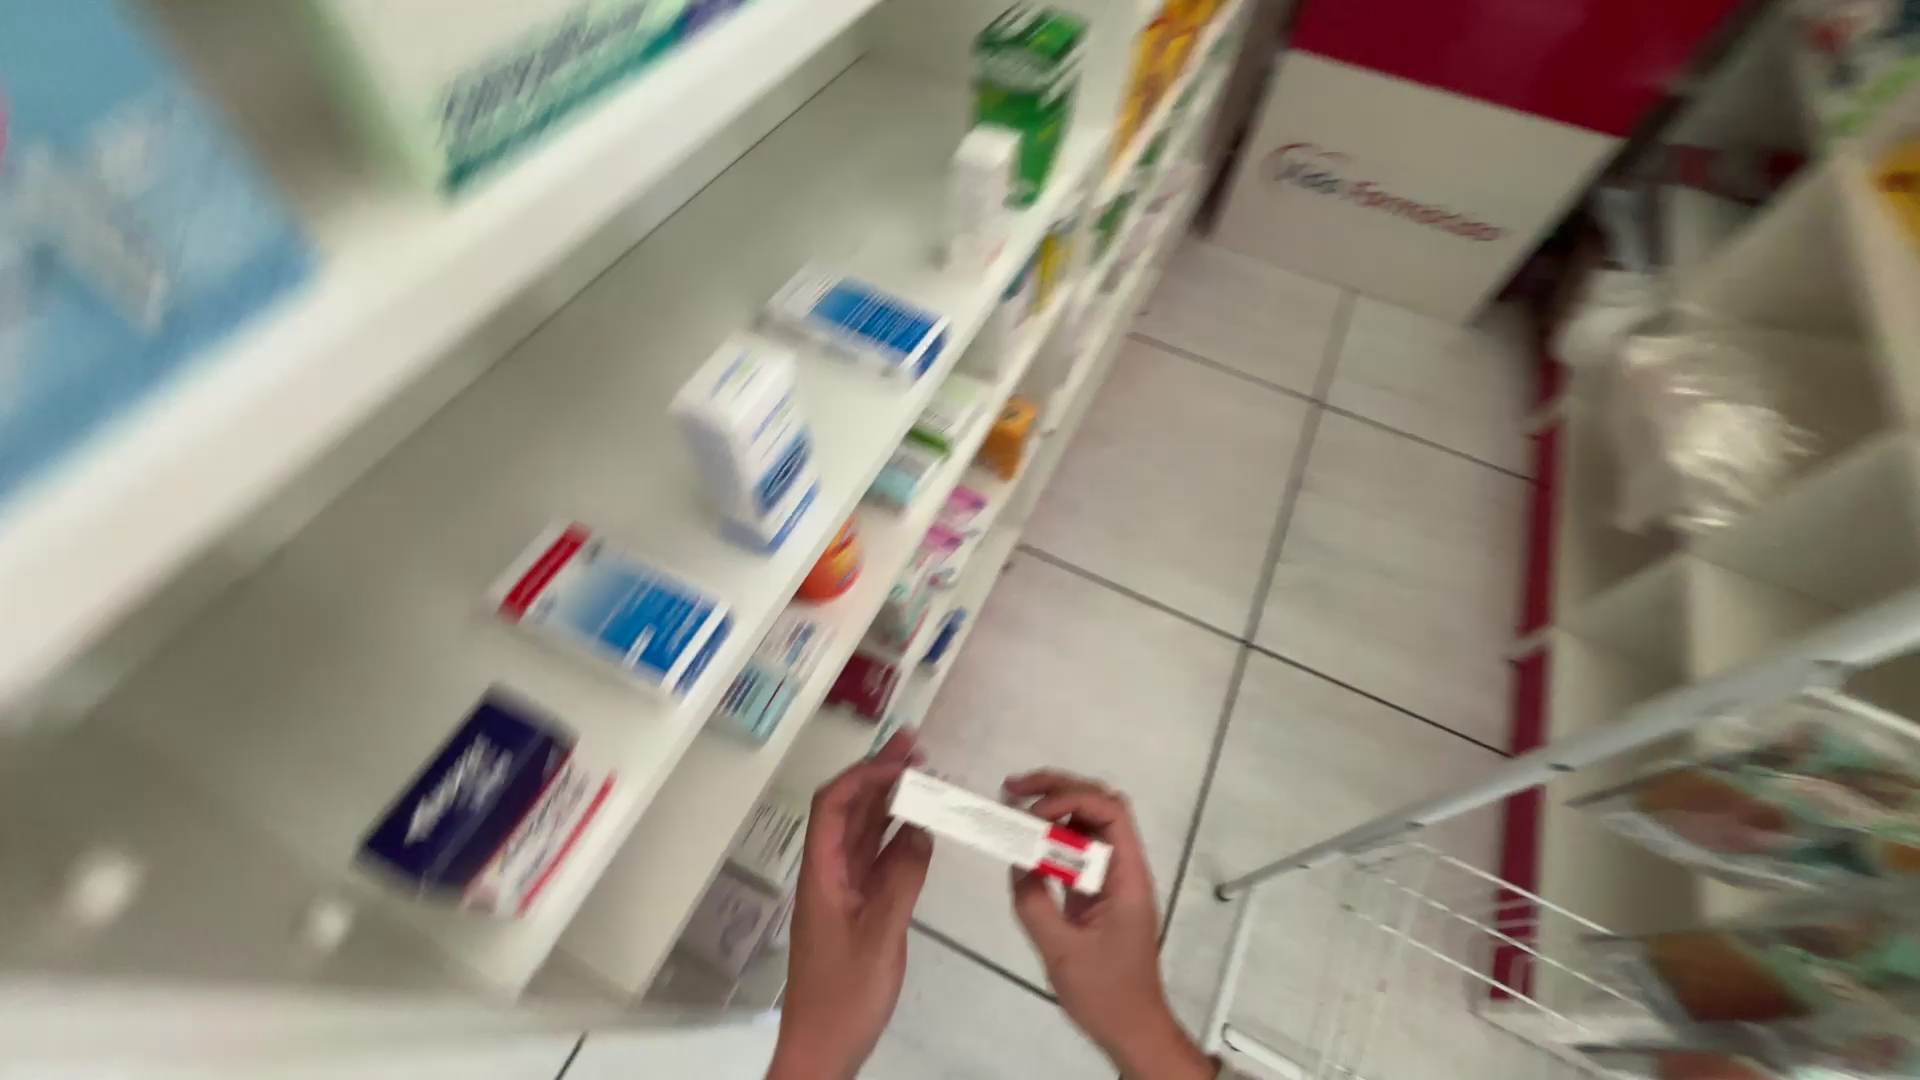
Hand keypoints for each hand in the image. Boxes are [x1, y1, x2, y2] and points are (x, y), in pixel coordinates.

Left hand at [768, 733, 932, 1079]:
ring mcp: (845, 888)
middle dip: (879, 773)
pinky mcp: (860, 906)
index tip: (899, 760)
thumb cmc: (842, 996)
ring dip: (890, 801)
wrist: (822, 1050)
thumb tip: (921, 829)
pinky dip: (900, 838)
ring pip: (865, 832)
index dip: (863, 775)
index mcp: (821, 872)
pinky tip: (922, 826)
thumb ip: (902, 880)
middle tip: (913, 745)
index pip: (833, 805)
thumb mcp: (879, 937)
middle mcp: (830, 871)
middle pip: (850, 810)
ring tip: (922, 773)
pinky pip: (879, 860)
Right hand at [1006, 770, 1215, 1079]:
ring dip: (1054, 805)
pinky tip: (1026, 839)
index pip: (1110, 811)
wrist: (1134, 1030)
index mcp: (1127, 875)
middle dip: (1058, 788)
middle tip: (1014, 788)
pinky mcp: (1098, 889)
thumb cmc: (1107, 994)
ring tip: (1015, 802)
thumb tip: (1017, 861)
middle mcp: (1123, 865)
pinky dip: (1052, 835)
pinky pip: (1078, 846)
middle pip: (1099, 804)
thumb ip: (1035, 903)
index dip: (1072, 798)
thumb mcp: (1062, 951)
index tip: (1035, 813)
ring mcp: (1111, 876)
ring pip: (1088, 820)